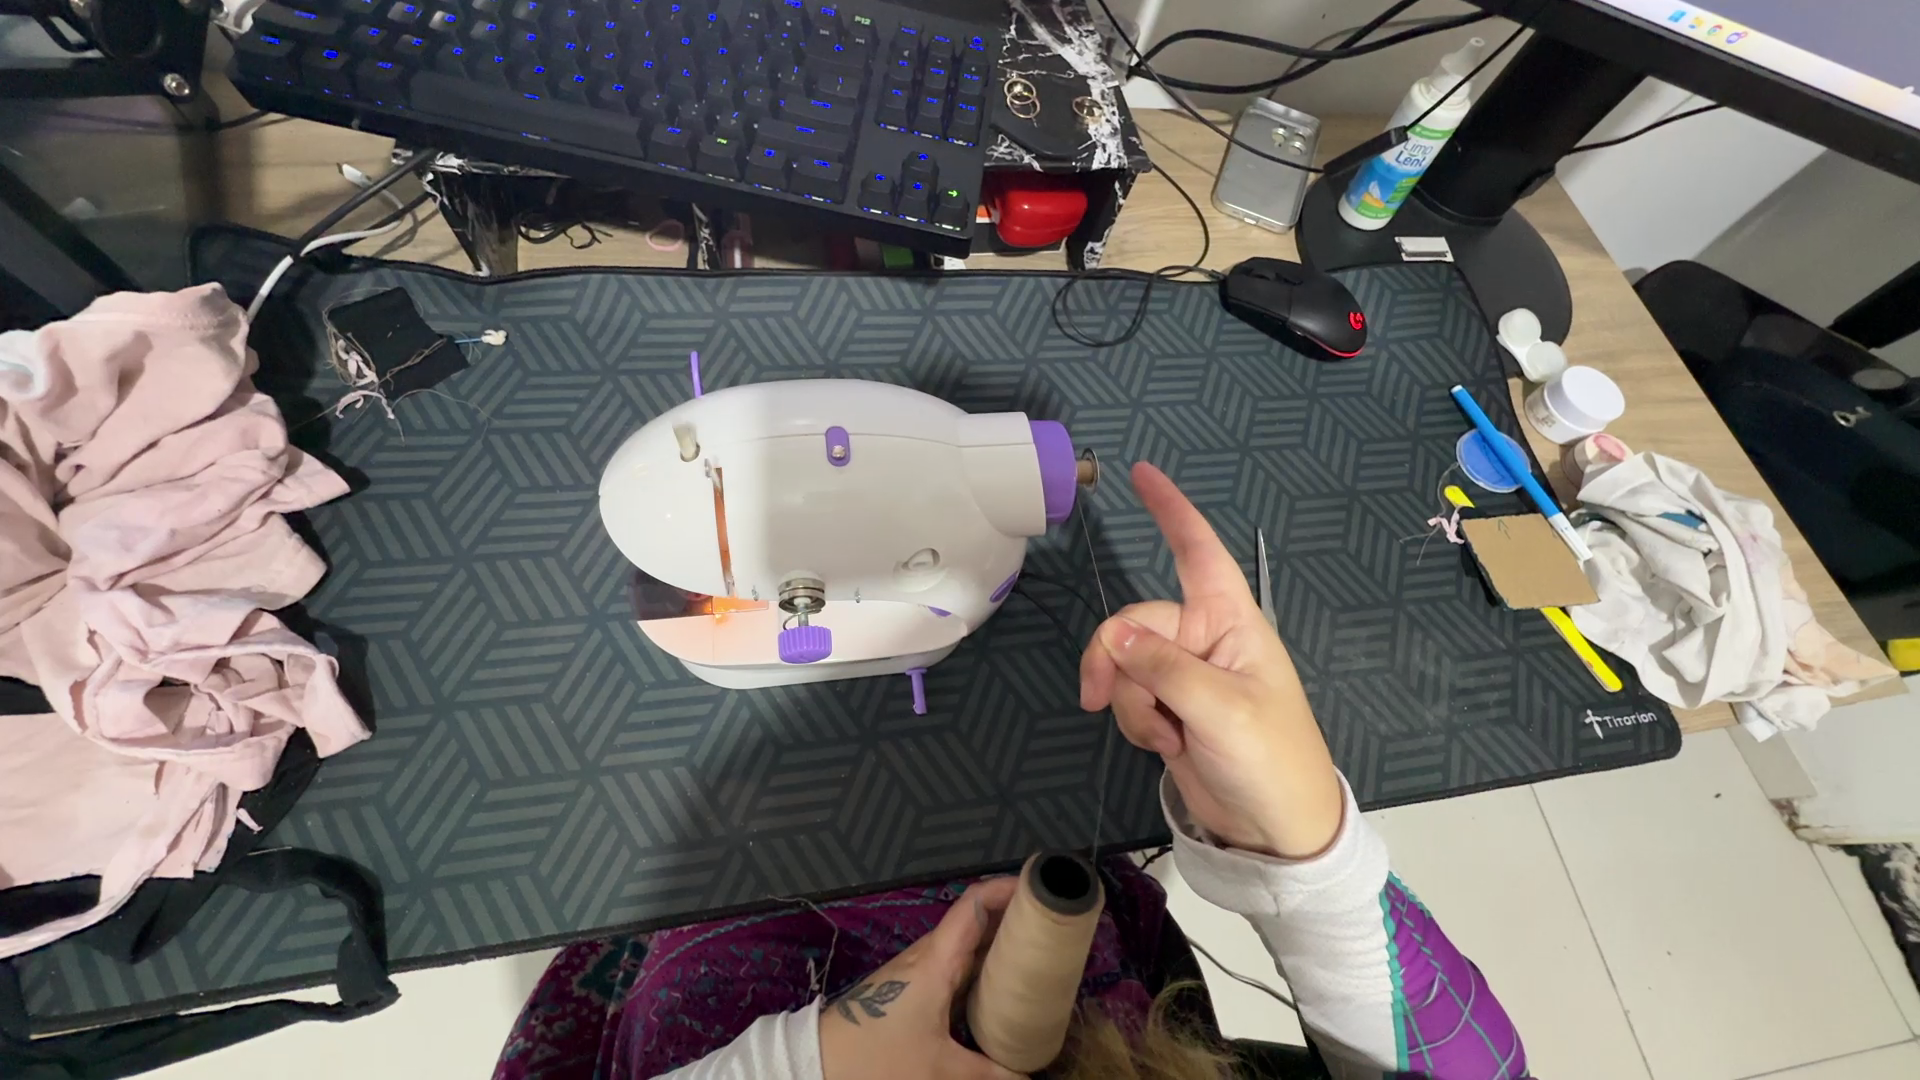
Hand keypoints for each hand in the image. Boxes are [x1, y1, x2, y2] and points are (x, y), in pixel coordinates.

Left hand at [819, 877, 1024, 1079]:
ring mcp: (921, 966)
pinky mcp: (915, 983)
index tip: (1039, 886)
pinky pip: (958, 961)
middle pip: (977, 917)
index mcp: (938, 958)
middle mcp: (931, 953)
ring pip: (968, 940)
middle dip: (1013, 913)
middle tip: (1051, 923)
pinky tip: (1001, 981)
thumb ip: (987, 1074)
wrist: (824, 1062)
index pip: (975, 903)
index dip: (1007, 886)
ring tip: (1035, 947)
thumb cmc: (879, 1056)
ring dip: (999, 937)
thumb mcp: (937, 1071)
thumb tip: (1029, 1079)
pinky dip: (983, 960)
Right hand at [1079, 463, 1344, 858]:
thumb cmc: (1271, 759)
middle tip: (1099, 698)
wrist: (1273, 829)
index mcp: (1230, 620)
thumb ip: (1164, 668)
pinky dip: (1133, 720)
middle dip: (1114, 659)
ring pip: (1122, 661)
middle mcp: (1201, 637)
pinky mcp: (1165, 705)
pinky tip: (1164, 744)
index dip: (1171, 511)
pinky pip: (1125, 694)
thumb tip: (1113, 635)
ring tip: (1166, 736)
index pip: (1198, 551)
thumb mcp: (1221, 710)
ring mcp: (1180, 673)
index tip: (1141, 473)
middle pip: (1133, 622)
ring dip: (1130, 702)